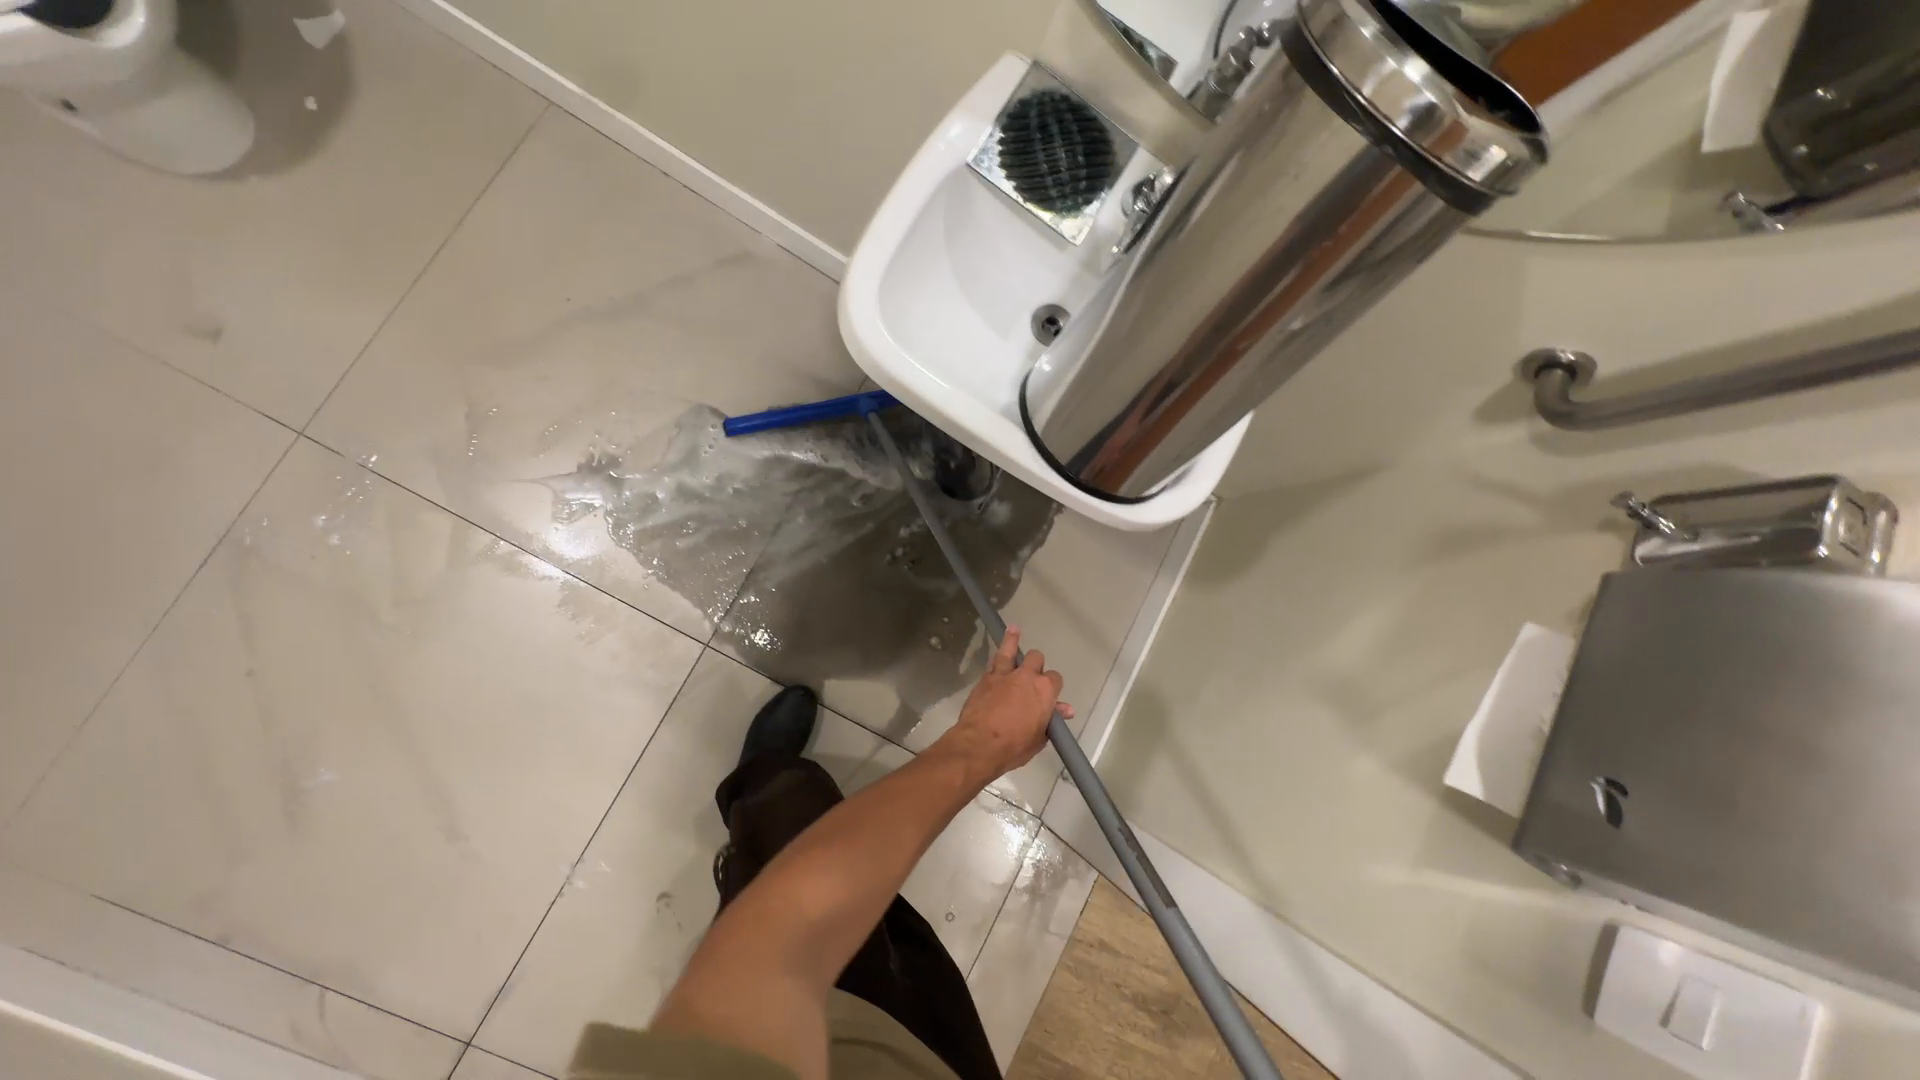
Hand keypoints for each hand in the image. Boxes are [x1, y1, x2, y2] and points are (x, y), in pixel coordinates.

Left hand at [936, 627, 1071, 784]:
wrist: (981, 744)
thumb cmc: (1015, 746)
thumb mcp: (1040, 737)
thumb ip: (1051, 719)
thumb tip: (1065, 710)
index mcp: (1045, 690)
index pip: (1055, 679)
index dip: (1053, 687)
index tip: (1048, 697)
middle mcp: (1027, 676)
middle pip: (1036, 659)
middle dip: (1036, 665)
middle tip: (1031, 677)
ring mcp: (1005, 674)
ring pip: (1012, 651)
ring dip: (1013, 640)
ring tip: (1014, 629)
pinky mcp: (986, 678)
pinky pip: (993, 660)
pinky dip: (997, 653)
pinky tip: (997, 649)